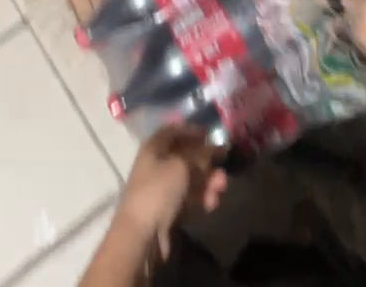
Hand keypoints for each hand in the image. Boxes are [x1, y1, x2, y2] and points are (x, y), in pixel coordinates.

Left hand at [114, 126, 227, 256]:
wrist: (142, 234)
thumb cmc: (159, 189)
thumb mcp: (182, 165)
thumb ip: (201, 153)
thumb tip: (216, 146)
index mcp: (154, 147)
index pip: (175, 130)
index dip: (193, 130)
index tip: (213, 135)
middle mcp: (157, 164)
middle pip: (186, 156)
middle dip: (207, 161)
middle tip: (223, 165)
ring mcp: (162, 188)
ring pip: (190, 178)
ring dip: (208, 181)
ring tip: (221, 188)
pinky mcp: (169, 209)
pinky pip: (189, 197)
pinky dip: (202, 198)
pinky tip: (212, 204)